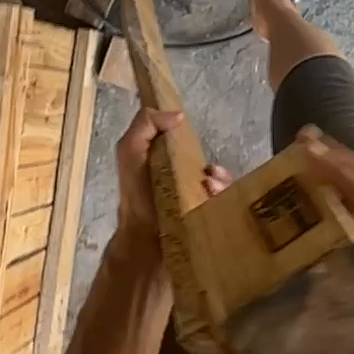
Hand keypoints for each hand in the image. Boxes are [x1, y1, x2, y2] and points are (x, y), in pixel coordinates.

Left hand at [113, 109, 230, 253]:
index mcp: (158, 160)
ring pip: (217, 180)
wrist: (145, 238)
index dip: (189, 135)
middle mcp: (176, 177)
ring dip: (219, 179)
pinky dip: (223, 194)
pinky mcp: (203, 213)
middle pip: (203, 160)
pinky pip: (223, 199)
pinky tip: (214, 196)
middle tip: (209, 170)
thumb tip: (178, 115)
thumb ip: (145, 124)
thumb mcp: (130, 150)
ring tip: (211, 186)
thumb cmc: (136, 192)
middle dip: (210, 162)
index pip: (179, 141)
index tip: (195, 136)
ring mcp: (191, 197)